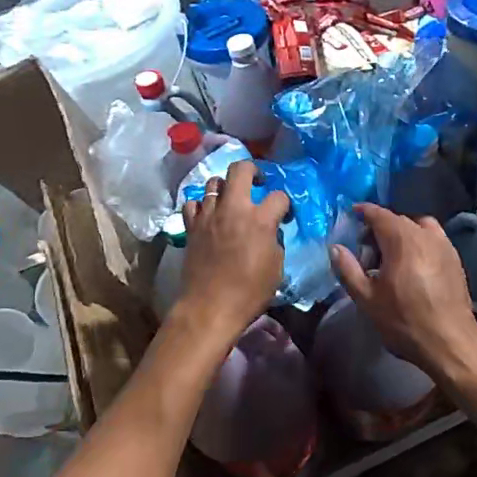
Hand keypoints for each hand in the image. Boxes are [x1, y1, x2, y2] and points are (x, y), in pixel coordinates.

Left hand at [174, 160, 289, 340]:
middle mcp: (233, 209)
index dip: (285, 205)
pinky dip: (203, 204)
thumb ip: (275, 240)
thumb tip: (270, 231)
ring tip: (233, 200)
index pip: (279, 196)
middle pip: (240, 169)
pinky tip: (210, 215)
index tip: (285, 216)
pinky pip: (194, 203)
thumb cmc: (251, 290)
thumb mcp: (277, 266)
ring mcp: (208, 215)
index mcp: (260, 220)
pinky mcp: (191, 226)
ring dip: (226, 187)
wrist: (211, 306)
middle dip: (253, 170)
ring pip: (214, 182)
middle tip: (258, 182)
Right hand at [330, 203, 476, 375]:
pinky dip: (419, 242)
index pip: (380, 214)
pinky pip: (433, 239)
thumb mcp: (367, 299)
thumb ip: (348, 270)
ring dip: (402, 234)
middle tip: (366, 249)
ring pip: (419, 227)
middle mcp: (426, 235)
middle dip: (380, 227)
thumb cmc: (404, 321)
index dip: (364, 212)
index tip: (352, 215)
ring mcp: (445, 246)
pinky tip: (411, 265)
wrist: (449, 341)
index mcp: (403, 240)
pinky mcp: (456, 259)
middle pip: (399, 220)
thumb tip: (335, 248)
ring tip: (390, 257)